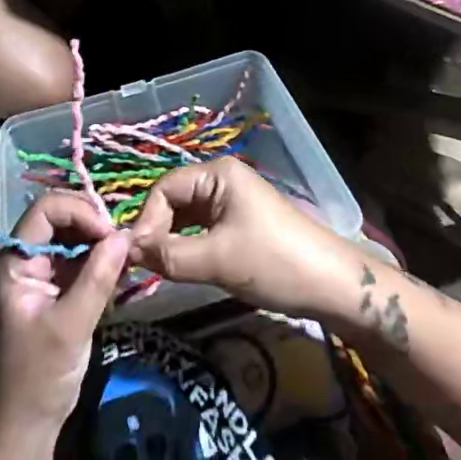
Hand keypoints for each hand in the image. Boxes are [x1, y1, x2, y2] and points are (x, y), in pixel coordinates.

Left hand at [0, 192, 129, 456]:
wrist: (27, 421)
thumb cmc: (38, 374)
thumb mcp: (70, 326)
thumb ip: (97, 278)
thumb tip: (125, 235)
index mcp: (17, 259)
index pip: (46, 210)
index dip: (78, 211)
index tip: (109, 232)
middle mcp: (29, 256)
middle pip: (62, 216)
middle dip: (93, 222)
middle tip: (122, 241)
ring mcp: (46, 270)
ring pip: (76, 235)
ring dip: (101, 240)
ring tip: (126, 256)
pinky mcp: (62, 286)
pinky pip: (84, 257)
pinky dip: (103, 259)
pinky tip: (121, 269)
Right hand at [129, 156, 364, 320]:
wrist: (333, 286)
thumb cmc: (274, 263)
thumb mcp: (217, 260)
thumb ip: (168, 255)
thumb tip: (128, 252)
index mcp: (217, 174)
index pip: (164, 188)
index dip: (146, 220)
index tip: (136, 256)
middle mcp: (221, 180)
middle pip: (173, 200)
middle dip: (156, 230)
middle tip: (144, 266)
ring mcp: (231, 202)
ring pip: (185, 217)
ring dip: (170, 240)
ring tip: (157, 269)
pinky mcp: (238, 223)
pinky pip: (200, 229)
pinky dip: (186, 246)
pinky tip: (179, 267)